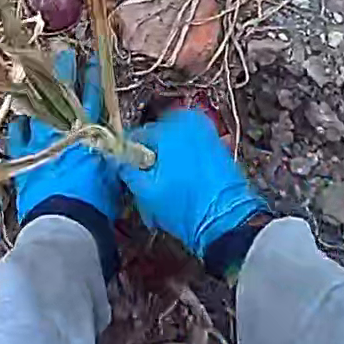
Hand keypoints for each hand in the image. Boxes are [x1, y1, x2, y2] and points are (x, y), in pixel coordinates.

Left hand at [7, 49, 120, 222]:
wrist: (66, 226)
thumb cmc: (97, 204)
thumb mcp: (114, 176)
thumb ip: (114, 155)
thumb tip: (117, 144)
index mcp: (91, 134)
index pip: (94, 98)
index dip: (93, 79)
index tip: (91, 61)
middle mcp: (65, 133)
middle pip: (66, 96)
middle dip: (66, 74)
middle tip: (63, 53)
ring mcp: (41, 144)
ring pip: (39, 109)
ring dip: (38, 90)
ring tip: (34, 71)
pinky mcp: (24, 161)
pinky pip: (18, 136)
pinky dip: (18, 124)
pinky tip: (17, 114)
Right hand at [116, 109, 265, 259]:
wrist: (226, 221)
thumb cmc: (186, 207)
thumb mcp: (148, 192)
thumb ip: (128, 171)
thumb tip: (117, 161)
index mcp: (170, 129)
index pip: (137, 134)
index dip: (128, 153)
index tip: (125, 168)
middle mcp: (189, 123)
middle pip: (157, 135)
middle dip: (149, 155)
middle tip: (145, 179)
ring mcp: (206, 132)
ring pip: (174, 140)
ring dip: (166, 157)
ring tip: (164, 183)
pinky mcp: (217, 145)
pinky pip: (191, 145)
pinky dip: (182, 158)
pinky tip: (180, 182)